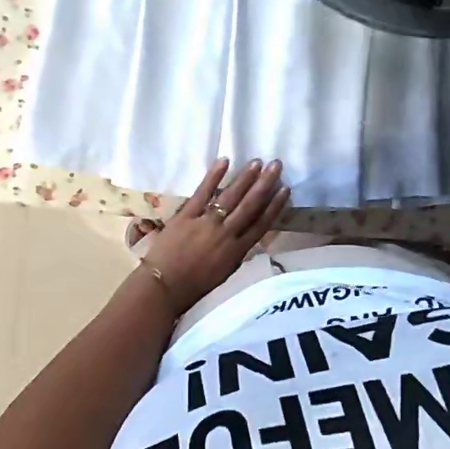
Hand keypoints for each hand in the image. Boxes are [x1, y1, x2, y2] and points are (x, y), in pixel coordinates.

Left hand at [138, 158, 289, 315]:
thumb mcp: (224, 273)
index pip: (261, 225)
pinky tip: (224, 161)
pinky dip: (213, 176)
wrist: (164, 288)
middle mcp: (226, 234)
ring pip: (230, 197)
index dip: (275, 206)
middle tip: (276, 165)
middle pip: (250, 206)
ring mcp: (206, 223)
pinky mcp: (186, 216)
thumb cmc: (193, 286)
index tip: (285, 189)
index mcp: (236, 251)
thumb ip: (236, 253)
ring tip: (257, 162)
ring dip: (245, 178)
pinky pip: (202, 193)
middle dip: (265, 184)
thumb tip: (246, 237)